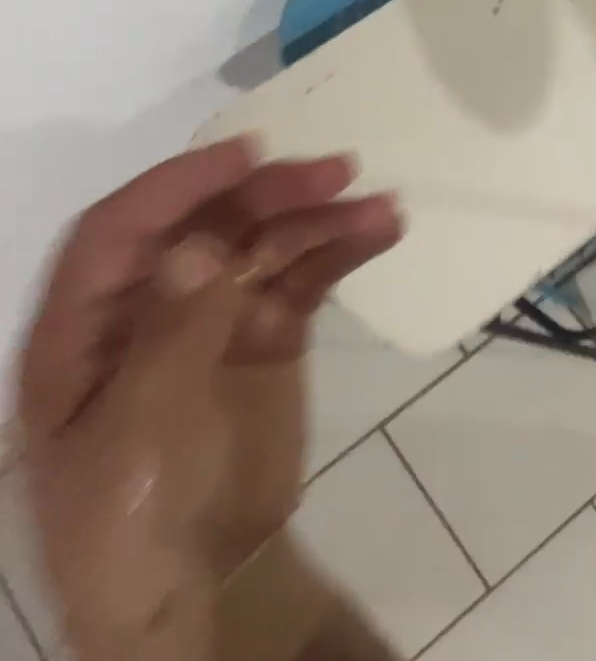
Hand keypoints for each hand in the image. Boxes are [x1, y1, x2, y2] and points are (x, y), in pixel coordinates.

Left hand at [18, 139, 401, 660]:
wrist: (197, 571)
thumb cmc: (134, 511)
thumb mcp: (138, 429)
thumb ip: (171, 333)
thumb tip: (201, 245)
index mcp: (82, 333)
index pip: (120, 237)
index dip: (178, 187)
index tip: (251, 153)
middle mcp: (147, 313)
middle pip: (205, 232)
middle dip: (267, 196)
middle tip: (340, 172)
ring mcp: (213, 325)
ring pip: (266, 252)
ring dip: (321, 223)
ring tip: (383, 208)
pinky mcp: (269, 340)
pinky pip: (305, 283)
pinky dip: (341, 255)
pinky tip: (380, 234)